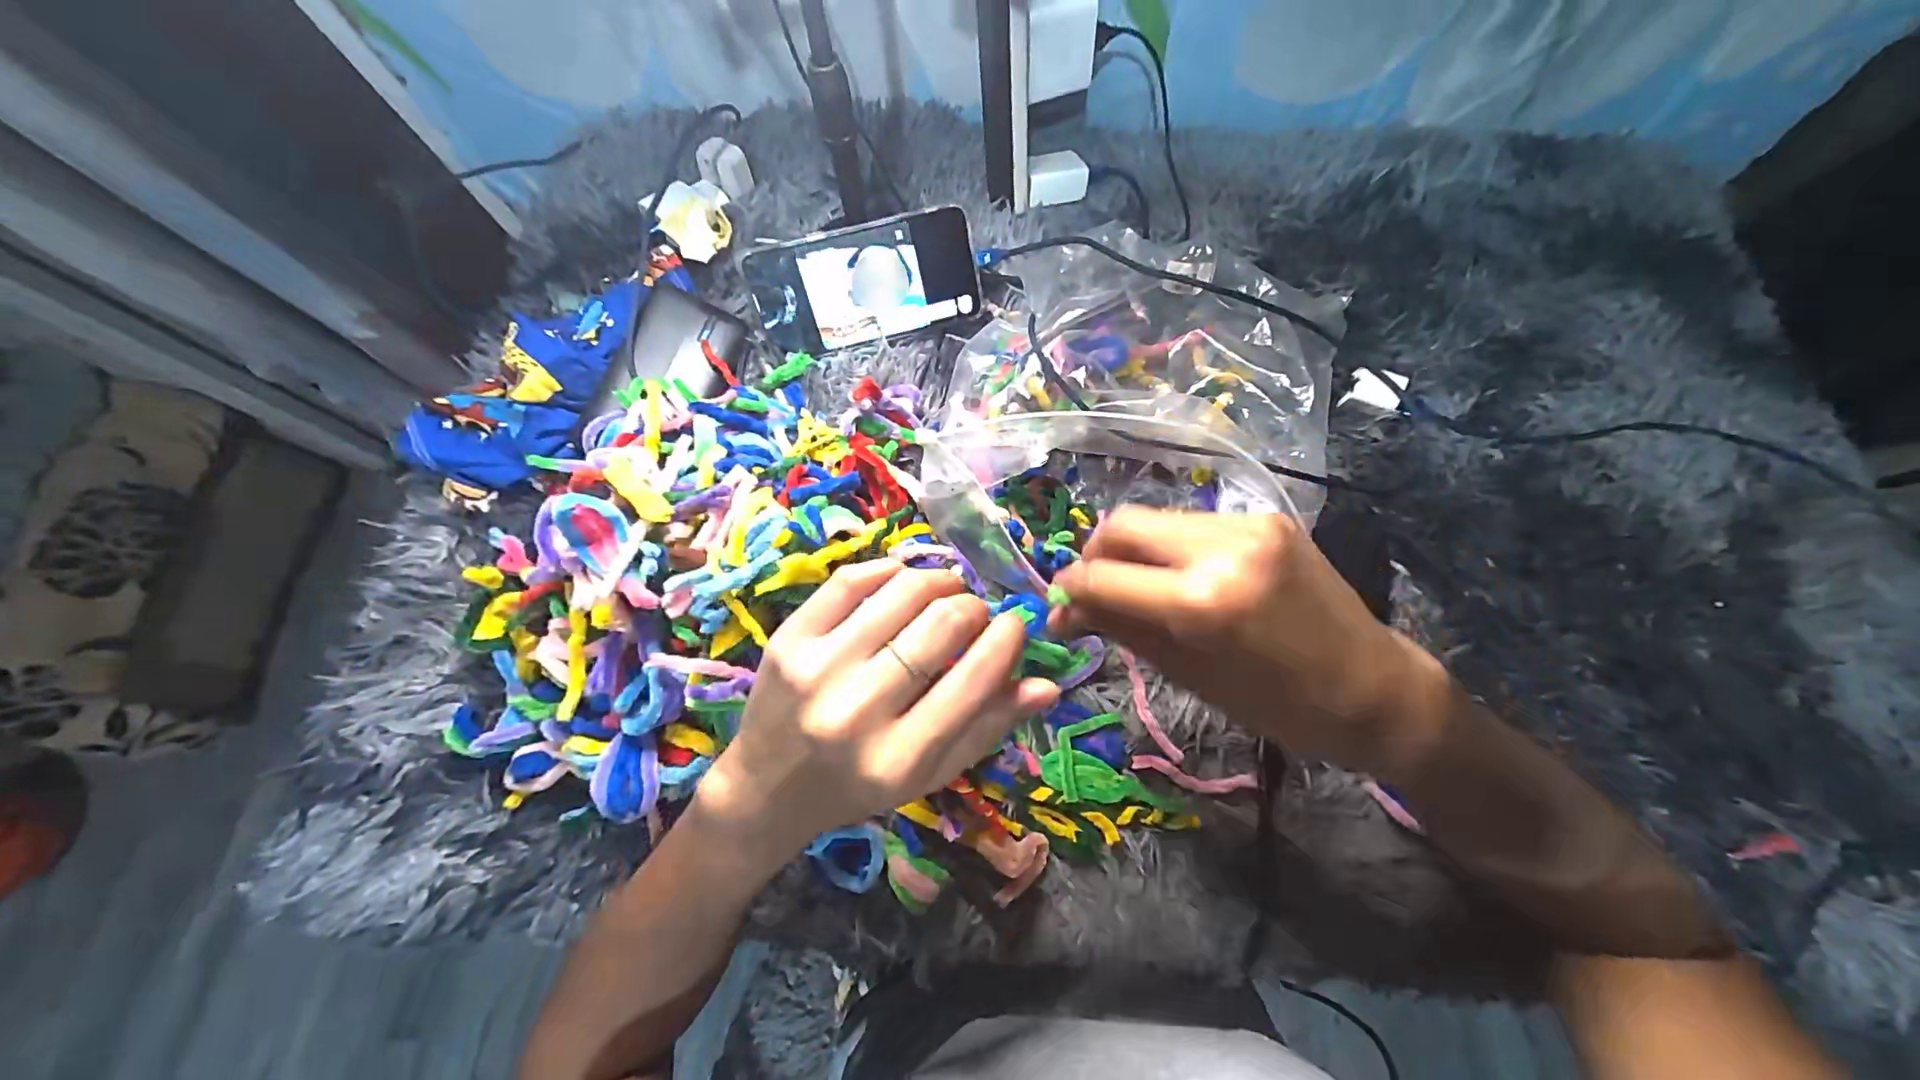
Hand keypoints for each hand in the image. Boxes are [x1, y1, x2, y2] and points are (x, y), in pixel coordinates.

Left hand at [691, 561, 1058, 864]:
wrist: (766, 789)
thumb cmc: (858, 788)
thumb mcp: (928, 774)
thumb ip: (987, 729)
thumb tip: (1047, 684)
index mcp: (899, 758)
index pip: (974, 679)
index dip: (1007, 639)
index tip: (1016, 624)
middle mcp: (856, 711)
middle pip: (941, 625)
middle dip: (974, 608)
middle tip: (976, 612)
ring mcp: (815, 670)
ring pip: (901, 592)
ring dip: (939, 581)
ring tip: (947, 591)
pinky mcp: (787, 640)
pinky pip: (850, 581)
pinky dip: (889, 570)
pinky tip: (904, 579)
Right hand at [1048, 507, 1448, 775]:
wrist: (1376, 689)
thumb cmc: (1280, 705)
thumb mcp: (1191, 675)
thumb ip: (1123, 628)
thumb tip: (1065, 608)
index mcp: (1204, 601)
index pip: (1104, 576)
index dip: (1070, 589)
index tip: (1059, 607)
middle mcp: (1223, 547)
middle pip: (1122, 524)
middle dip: (1094, 557)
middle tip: (1090, 591)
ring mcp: (1249, 525)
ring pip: (1155, 518)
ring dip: (1132, 550)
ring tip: (1134, 586)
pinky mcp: (1266, 518)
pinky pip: (1192, 523)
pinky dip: (1170, 547)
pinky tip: (1178, 577)